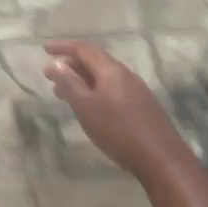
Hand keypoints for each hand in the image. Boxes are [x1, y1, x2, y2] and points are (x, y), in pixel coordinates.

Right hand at [43, 40, 190, 181]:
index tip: (44, 49)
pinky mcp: (143, 105)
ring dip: (82, 79)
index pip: (84, 49)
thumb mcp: (86, 108)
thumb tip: (55, 63)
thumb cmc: (118, 132)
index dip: (62, 46)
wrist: (163, 160)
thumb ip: (69, 83)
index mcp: (111, 71)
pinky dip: (96, 90)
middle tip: (51, 76)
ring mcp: (137, 90)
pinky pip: (113, 88)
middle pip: (95, 60)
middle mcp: (126, 75)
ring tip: (65, 94)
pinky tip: (91, 107)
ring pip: (104, 76)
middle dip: (71, 64)